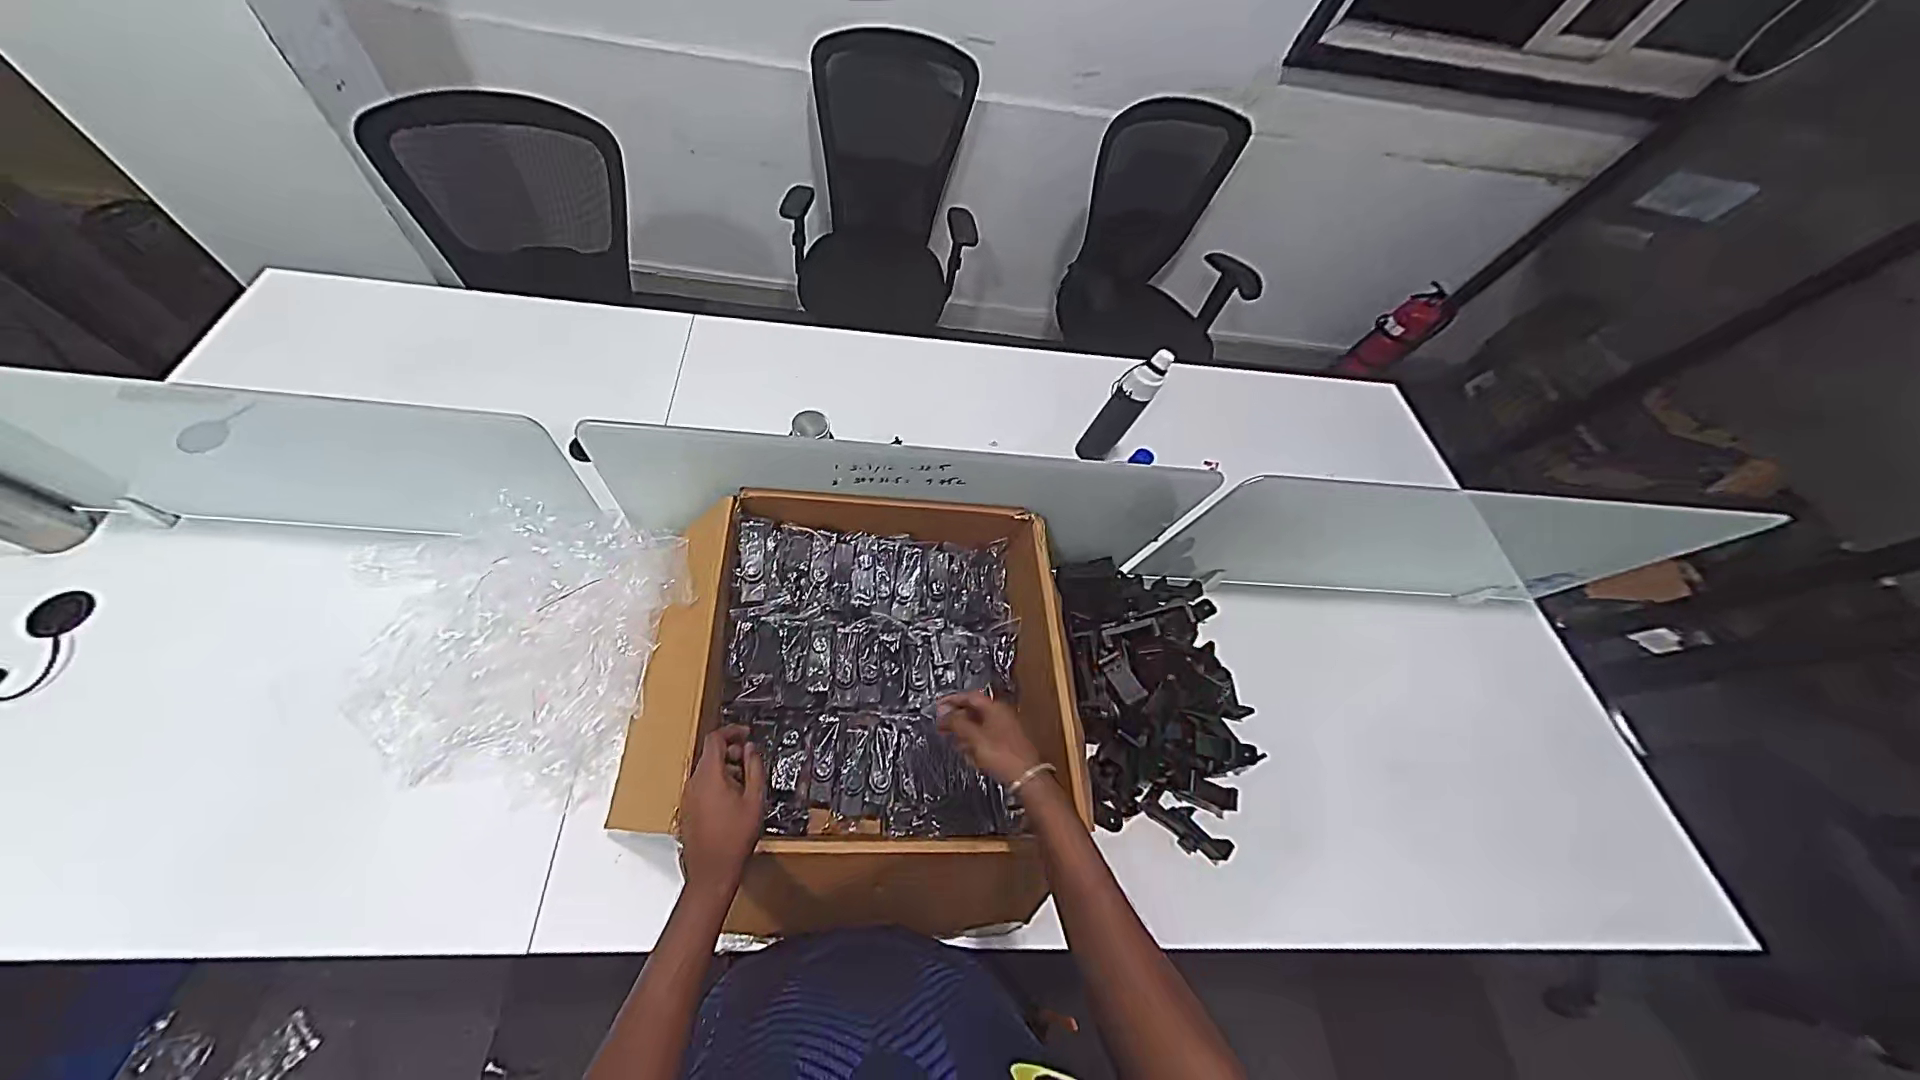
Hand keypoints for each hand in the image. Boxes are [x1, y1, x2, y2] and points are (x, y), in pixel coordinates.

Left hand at [678, 724, 764, 894]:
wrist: (713, 871)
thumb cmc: (734, 838)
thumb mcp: (754, 798)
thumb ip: (754, 768)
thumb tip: (750, 750)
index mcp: (709, 776)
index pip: (715, 739)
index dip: (732, 731)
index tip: (745, 734)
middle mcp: (693, 783)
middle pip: (710, 755)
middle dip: (732, 753)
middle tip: (750, 761)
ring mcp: (688, 797)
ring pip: (706, 771)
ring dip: (726, 770)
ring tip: (745, 784)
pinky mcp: (688, 810)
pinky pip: (702, 786)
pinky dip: (717, 784)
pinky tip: (733, 800)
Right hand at [936, 691, 1042, 786]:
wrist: (1026, 777)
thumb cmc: (1002, 754)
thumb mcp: (974, 736)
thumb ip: (957, 723)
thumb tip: (944, 714)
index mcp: (995, 707)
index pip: (970, 696)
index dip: (952, 700)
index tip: (939, 706)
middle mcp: (1002, 715)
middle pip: (974, 710)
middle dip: (957, 718)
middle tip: (942, 725)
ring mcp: (1006, 729)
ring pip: (979, 725)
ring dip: (964, 732)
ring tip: (952, 740)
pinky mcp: (1007, 744)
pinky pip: (986, 738)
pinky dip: (974, 742)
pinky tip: (969, 753)